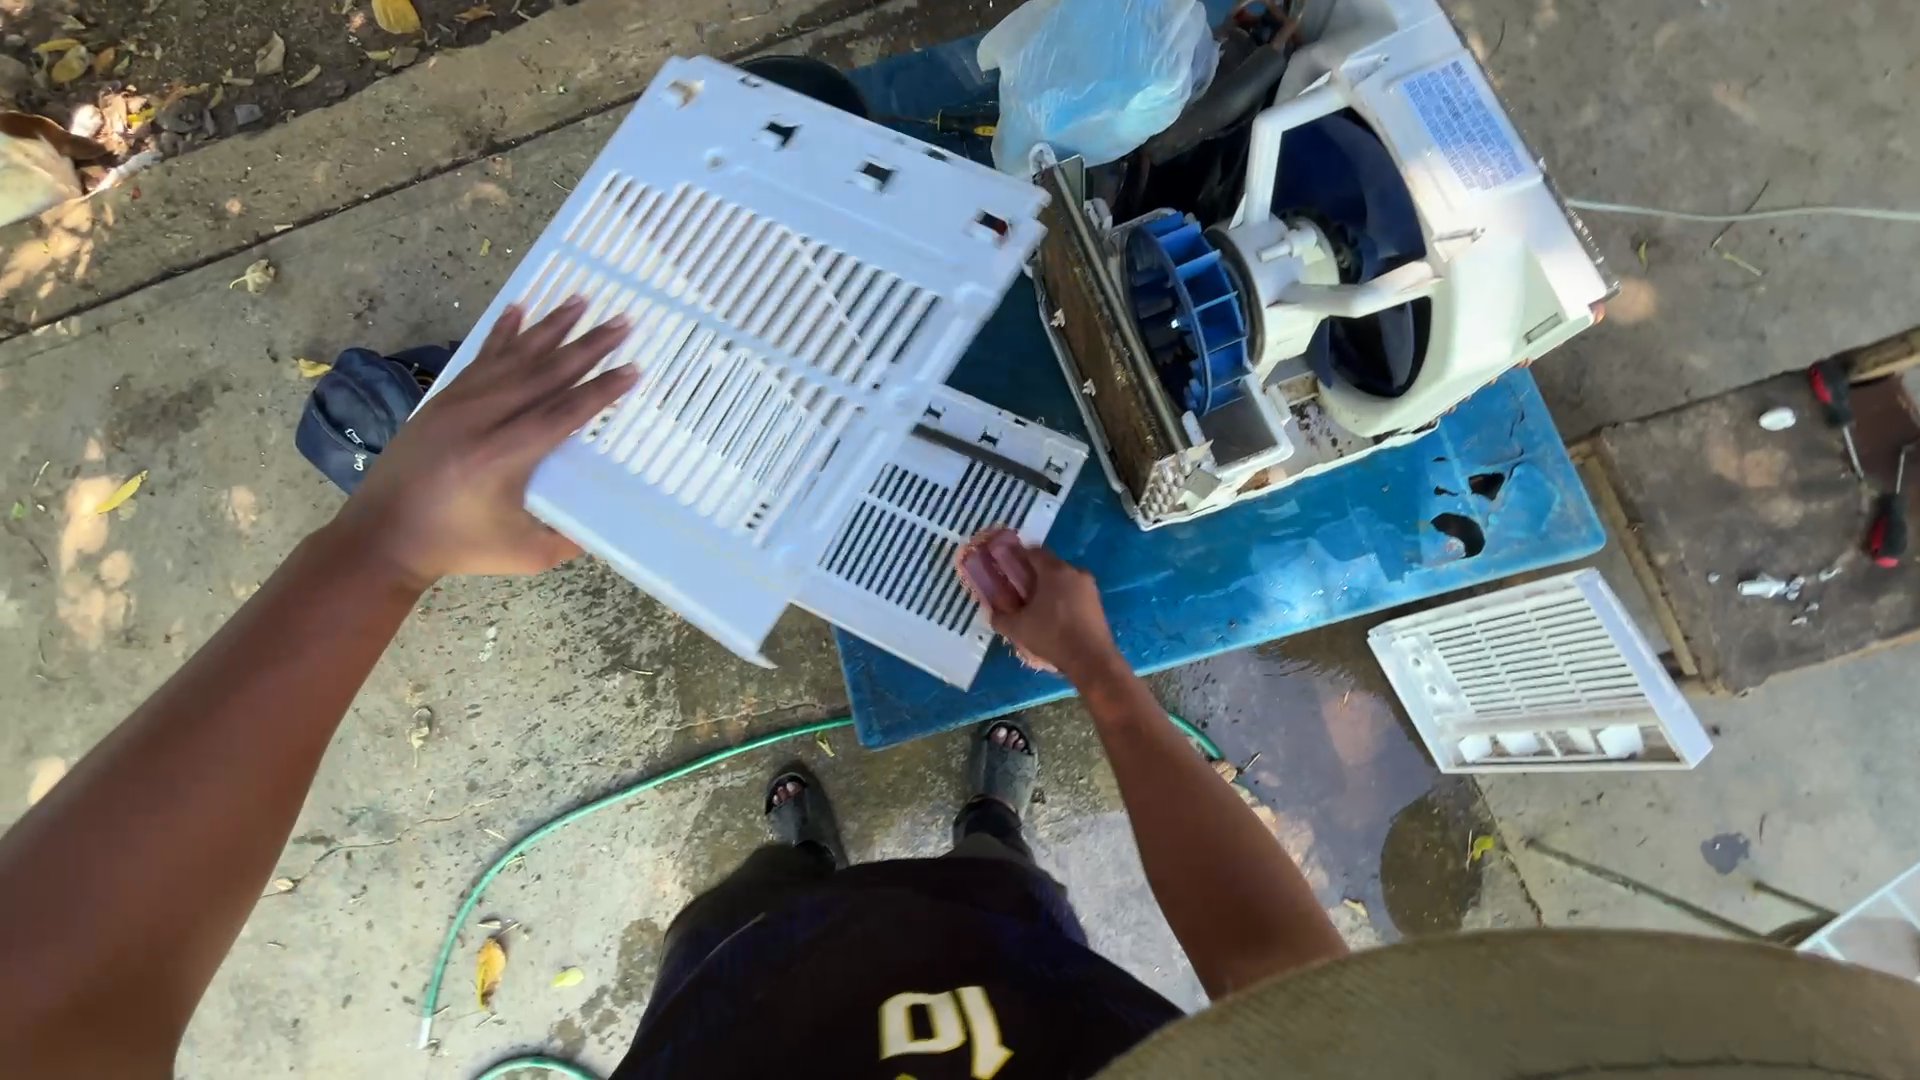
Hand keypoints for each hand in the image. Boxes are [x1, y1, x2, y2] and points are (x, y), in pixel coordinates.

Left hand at [328, 298, 635, 589]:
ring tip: (581, 300)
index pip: (563, 414)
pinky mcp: (442, 401)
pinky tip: (519, 308)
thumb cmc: (459, 547)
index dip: (601, 391)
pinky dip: (502, 333)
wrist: (381, 537)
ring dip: (551, 328)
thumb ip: (571, 537)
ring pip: (513, 358)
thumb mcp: (526, 554)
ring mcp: (458, 405)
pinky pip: (481, 359)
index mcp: (504, 457)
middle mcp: (481, 421)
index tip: (632, 369)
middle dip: (588, 346)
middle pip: (544, 374)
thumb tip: (609, 519)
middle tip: (621, 322)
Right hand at [970, 540, 1124, 683]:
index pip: (1033, 552)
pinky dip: (1062, 599)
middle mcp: (1074, 572)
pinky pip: (1074, 593)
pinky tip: (1053, 617)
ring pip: (1063, 580)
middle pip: (1049, 565)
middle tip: (1017, 590)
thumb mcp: (1017, 628)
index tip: (1006, 567)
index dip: (1017, 557)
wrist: (1091, 659)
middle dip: (1032, 575)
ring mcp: (1089, 587)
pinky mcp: (1097, 603)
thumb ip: (1000, 617)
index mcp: (1055, 570)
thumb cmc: (1052, 635)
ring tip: (1035, 607)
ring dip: (1048, 588)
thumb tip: (994, 613)